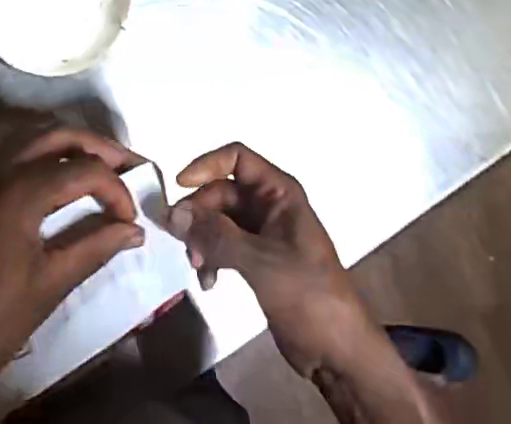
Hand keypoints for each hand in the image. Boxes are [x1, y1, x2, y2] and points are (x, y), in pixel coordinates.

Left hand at [0, 125, 146, 413]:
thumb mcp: (47, 288)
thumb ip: (94, 248)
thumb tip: (134, 230)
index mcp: (19, 194)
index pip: (84, 170)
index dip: (116, 189)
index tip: (131, 219)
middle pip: (59, 134)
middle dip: (98, 147)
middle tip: (126, 166)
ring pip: (29, 132)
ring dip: (66, 139)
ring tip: (94, 161)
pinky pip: (4, 144)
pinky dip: (34, 142)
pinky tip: (49, 162)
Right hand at [166, 143, 376, 376]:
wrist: (338, 350)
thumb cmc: (308, 294)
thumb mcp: (260, 261)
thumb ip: (216, 235)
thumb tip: (173, 214)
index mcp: (279, 192)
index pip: (237, 158)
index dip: (206, 165)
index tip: (179, 187)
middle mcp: (270, 205)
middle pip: (222, 191)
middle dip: (200, 214)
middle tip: (183, 242)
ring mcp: (263, 233)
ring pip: (219, 219)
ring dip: (202, 238)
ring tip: (197, 266)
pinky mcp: (257, 259)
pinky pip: (224, 244)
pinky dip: (211, 257)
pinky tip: (209, 281)